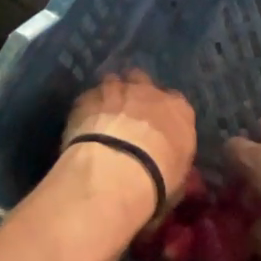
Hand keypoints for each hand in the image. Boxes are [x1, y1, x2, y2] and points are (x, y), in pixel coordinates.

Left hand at [59, 71, 198, 211]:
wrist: (117, 170)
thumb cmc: (158, 179)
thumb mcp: (178, 178)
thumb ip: (173, 161)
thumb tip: (167, 165)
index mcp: (178, 109)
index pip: (175, 102)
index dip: (163, 114)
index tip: (156, 129)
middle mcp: (149, 91)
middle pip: (142, 82)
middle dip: (135, 94)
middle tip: (127, 116)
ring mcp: (116, 90)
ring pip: (113, 82)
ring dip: (110, 96)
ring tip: (102, 118)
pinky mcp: (87, 97)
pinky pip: (88, 97)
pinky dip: (87, 109)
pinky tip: (82, 127)